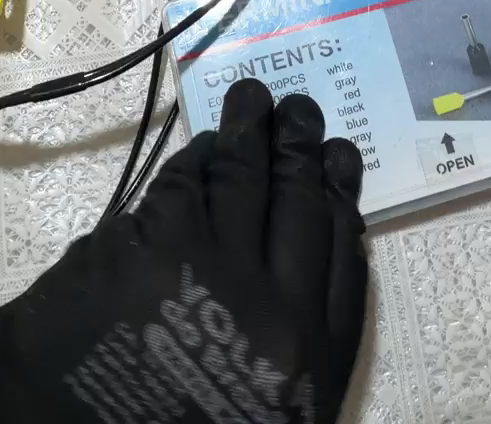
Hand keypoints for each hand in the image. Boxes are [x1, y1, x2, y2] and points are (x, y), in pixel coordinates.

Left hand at [0, 79, 367, 423]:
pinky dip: (193, 158)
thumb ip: (290, 336)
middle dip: (303, 147)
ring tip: (251, 99)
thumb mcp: (256, 405)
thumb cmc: (162, 422)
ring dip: (250, 129)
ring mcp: (210, 280)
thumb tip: (304, 235)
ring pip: (244, 181)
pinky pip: (184, 182)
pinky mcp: (147, 251)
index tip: (338, 154)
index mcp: (305, 371)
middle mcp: (271, 321)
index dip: (342, 193)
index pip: (343, 254)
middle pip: (303, 205)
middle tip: (300, 109)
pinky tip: (197, 150)